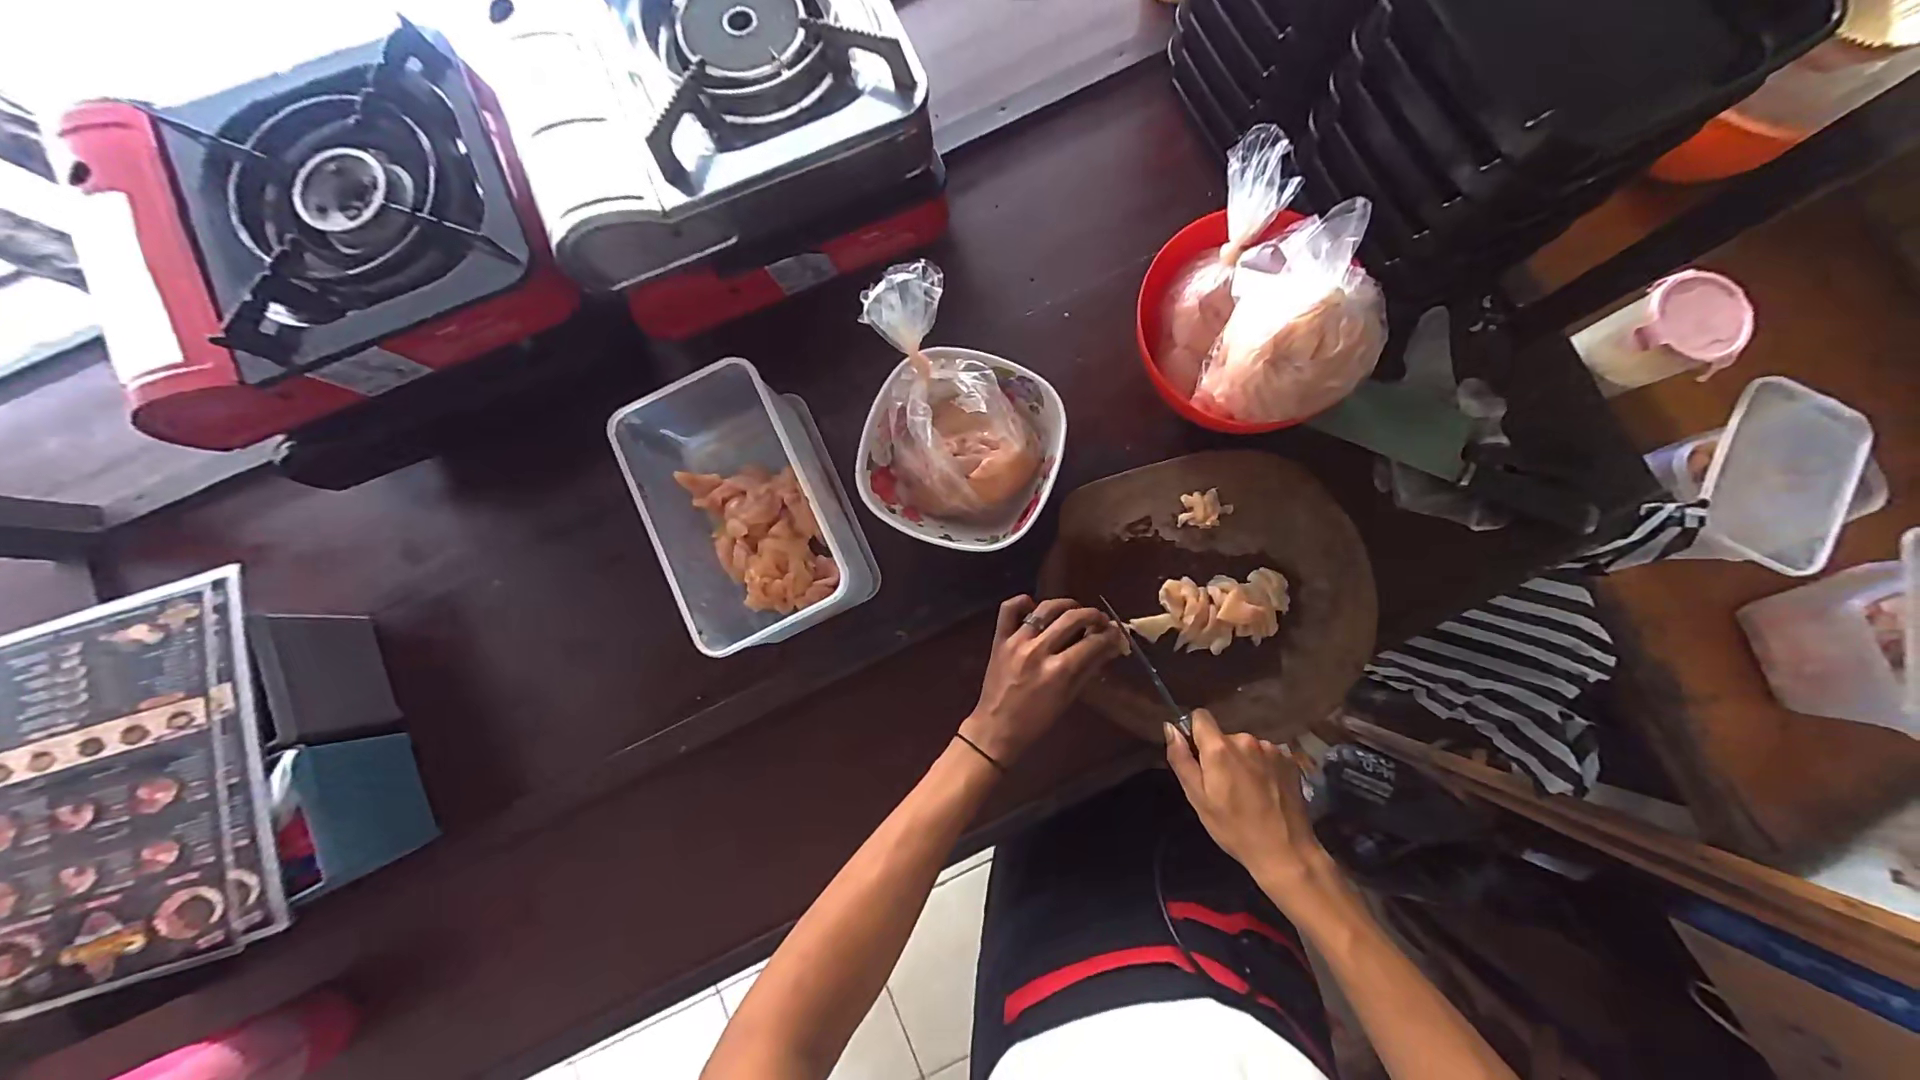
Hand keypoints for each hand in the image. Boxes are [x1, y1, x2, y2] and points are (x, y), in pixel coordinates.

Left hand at [959, 596, 1126, 766]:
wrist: (997, 728)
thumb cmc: (1037, 719)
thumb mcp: (1069, 697)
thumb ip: (1090, 668)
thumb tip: (1112, 647)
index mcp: (1059, 670)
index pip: (1093, 642)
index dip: (1109, 634)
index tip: (1115, 632)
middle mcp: (1038, 650)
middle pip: (1073, 618)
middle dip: (1093, 615)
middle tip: (1099, 620)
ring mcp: (1016, 642)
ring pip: (1045, 609)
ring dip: (1065, 605)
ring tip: (1074, 610)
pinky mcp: (999, 639)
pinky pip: (1008, 609)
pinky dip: (1022, 602)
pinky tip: (1034, 606)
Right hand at [1165, 709, 1336, 904]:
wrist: (1286, 852)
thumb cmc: (1233, 827)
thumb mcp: (1197, 797)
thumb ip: (1180, 758)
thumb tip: (1170, 727)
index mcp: (1219, 747)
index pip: (1200, 716)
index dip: (1195, 733)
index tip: (1198, 757)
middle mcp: (1246, 740)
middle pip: (1223, 736)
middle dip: (1220, 754)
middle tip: (1224, 787)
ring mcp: (1271, 749)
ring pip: (1245, 747)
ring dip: (1242, 761)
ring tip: (1248, 793)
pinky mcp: (1290, 761)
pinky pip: (1266, 756)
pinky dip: (1262, 768)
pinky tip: (1266, 792)